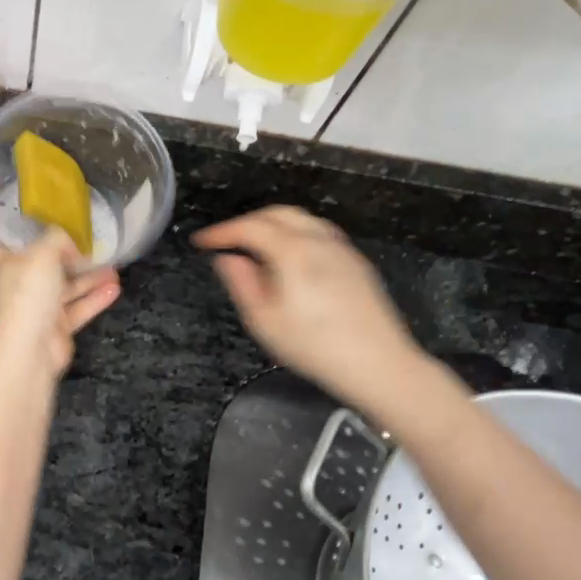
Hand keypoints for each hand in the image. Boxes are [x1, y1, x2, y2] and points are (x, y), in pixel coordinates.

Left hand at [0, 229, 119, 377]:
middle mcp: (22, 285)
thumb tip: (71, 244)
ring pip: (66, 288)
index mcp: (7, 265)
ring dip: (89, 278)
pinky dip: (96, 299)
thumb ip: (58, 239)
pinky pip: (78, 308)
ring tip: (114, 267)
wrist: (32, 349)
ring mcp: (40, 307)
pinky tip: (115, 288)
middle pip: (40, 266)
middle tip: (86, 243)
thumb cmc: (29, 294)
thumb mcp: (43, 254)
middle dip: (63, 256)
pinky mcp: (57, 327)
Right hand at [193, 206, 432, 413]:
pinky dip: (296, 233)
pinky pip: (321, 233)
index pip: (250, 227)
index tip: (201, 241)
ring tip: (255, 245)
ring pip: (303, 220)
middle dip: (248, 222)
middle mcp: (320, 241)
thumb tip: (227, 259)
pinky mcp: (357, 264)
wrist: (379, 366)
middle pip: (278, 213)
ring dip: (273, 224)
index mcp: (293, 251)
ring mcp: (343, 250)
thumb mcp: (263, 320)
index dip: (222, 231)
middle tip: (227, 240)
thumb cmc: (314, 346)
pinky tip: (290, 256)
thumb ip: (241, 282)